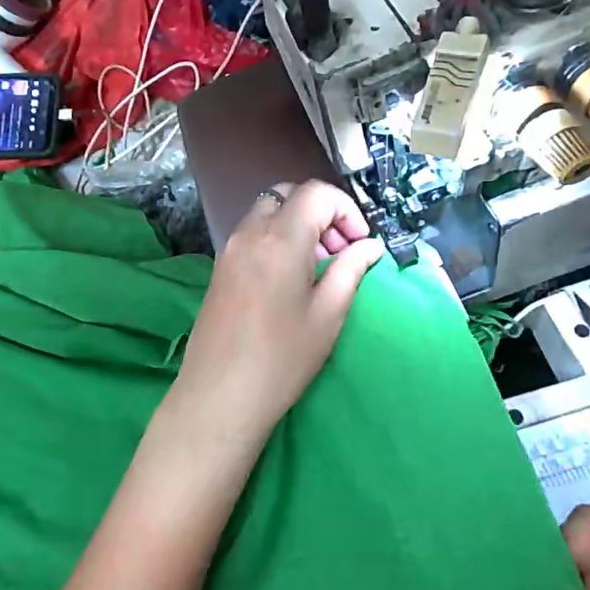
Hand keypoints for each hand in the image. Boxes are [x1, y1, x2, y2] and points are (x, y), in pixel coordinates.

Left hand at [170, 181, 385, 444]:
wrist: (219, 396)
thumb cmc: (282, 358)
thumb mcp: (328, 314)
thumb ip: (351, 269)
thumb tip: (370, 246)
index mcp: (280, 239)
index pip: (316, 193)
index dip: (346, 209)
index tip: (359, 244)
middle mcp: (250, 233)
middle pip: (288, 195)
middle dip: (321, 213)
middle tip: (339, 251)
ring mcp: (229, 249)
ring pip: (268, 212)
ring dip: (297, 224)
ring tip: (317, 267)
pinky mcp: (219, 268)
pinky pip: (252, 234)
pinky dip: (276, 238)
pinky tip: (289, 278)